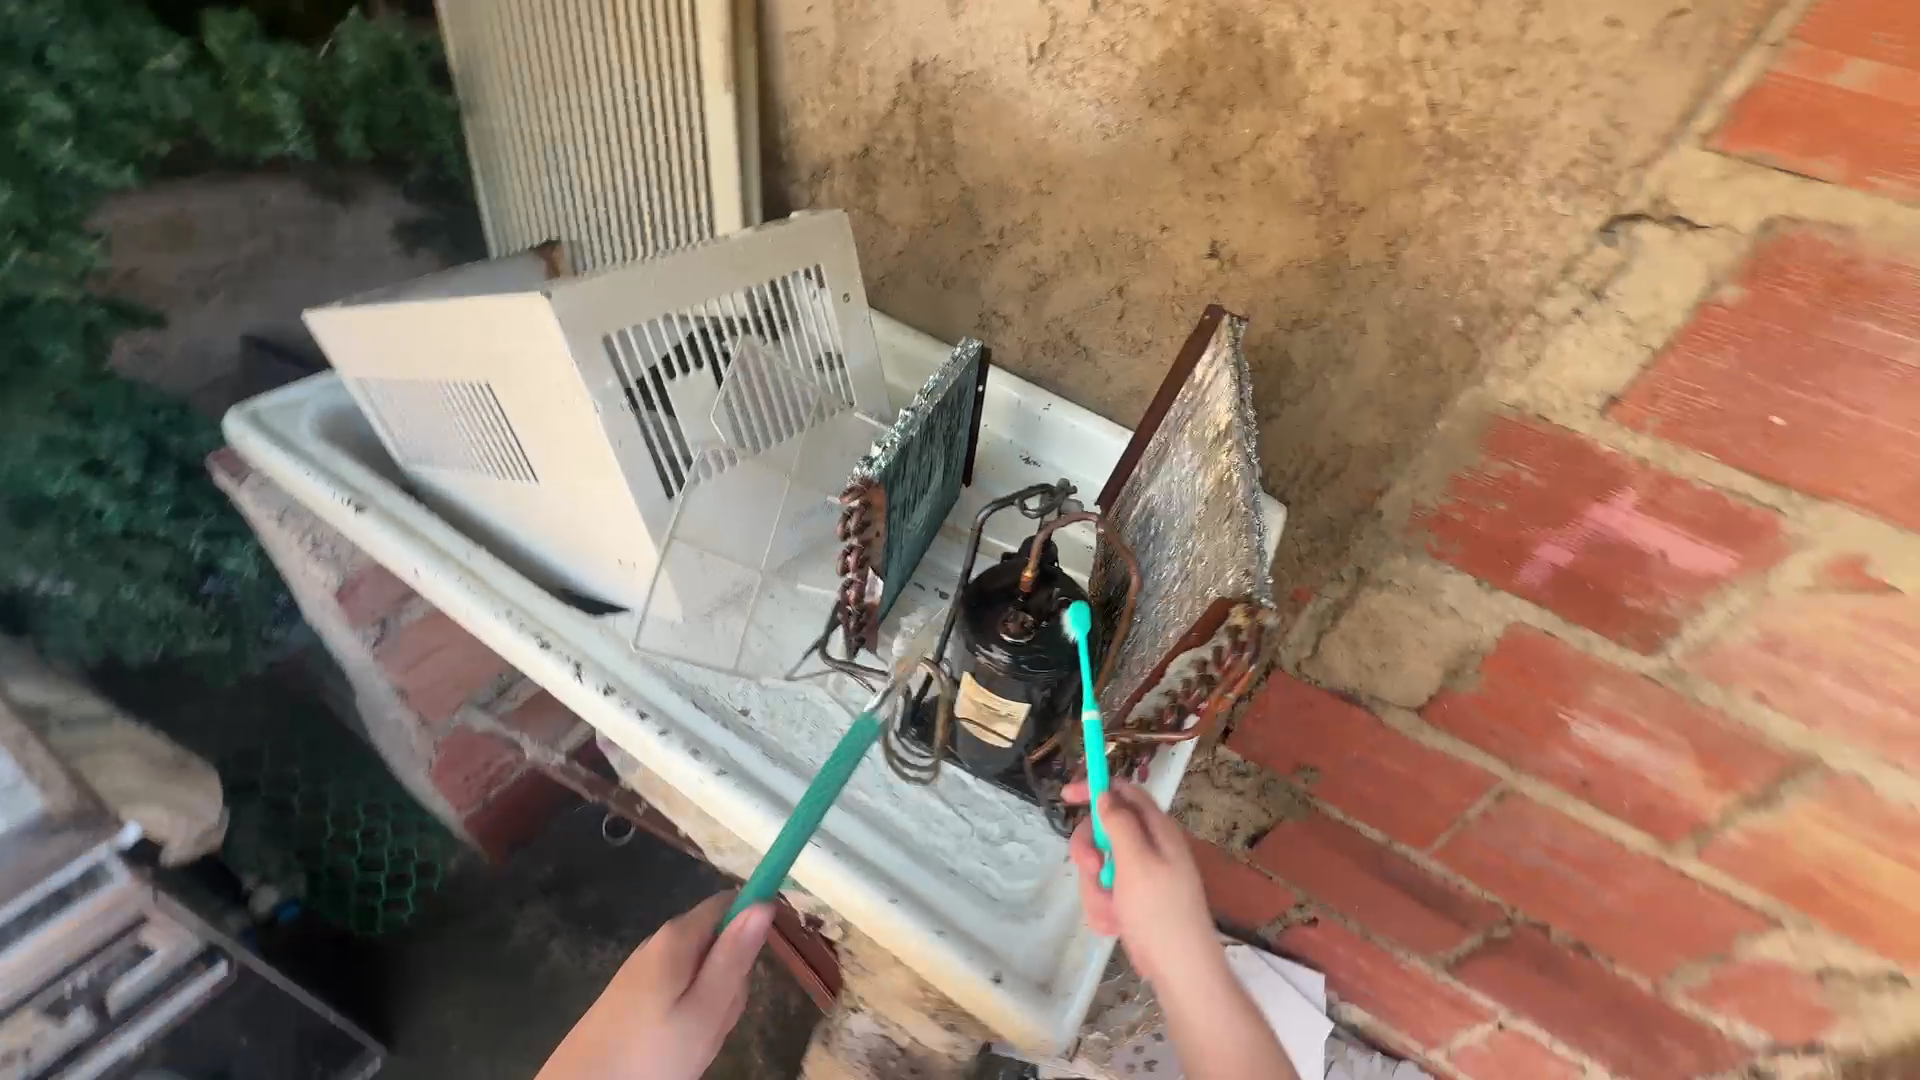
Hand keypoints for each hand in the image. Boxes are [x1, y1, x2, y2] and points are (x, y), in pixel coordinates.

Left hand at [537, 891, 773, 1079]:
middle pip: (717, 941)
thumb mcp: (705, 1011)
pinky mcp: (630, 997)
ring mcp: (642, 970)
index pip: (730, 902)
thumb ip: (735, 956)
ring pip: (699, 973)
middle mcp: (659, 942)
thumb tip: (765, 901)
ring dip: (708, 1005)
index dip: (751, 927)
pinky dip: (684, 1018)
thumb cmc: (648, 1057)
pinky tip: (673, 1049)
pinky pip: (677, 993)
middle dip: (727, 979)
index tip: (751, 969)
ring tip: (692, 1042)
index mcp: (678, 936)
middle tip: (714, 1021)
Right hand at [1064, 780, 1218, 986]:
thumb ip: (1118, 823)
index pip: (1124, 792)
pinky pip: (1103, 891)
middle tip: (1092, 870)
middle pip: (1104, 830)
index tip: (1066, 796)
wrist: (1179, 971)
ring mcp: (1140, 875)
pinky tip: (1114, 924)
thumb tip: (1105, 794)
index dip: (1095, 788)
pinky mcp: (1131, 899)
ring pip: (1098, 864)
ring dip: (1096, 889)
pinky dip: (1103, 907)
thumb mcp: (1136, 862)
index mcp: (1157, 830)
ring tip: (1111, 911)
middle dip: (1090, 852)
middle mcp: (1149, 847)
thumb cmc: (1160, 912)